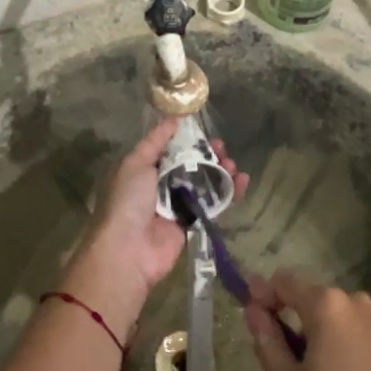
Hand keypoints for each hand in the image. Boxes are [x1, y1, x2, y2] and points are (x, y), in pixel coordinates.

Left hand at [61, 121, 249, 316]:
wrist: (129, 251)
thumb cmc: (128, 201)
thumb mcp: (136, 163)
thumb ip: (155, 142)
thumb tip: (173, 119)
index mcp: (143, 170)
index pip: (169, 150)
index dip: (187, 140)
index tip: (205, 132)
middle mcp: (160, 187)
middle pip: (190, 166)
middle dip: (207, 155)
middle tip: (223, 147)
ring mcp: (177, 206)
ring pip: (204, 184)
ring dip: (220, 172)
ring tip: (233, 163)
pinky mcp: (193, 225)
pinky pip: (213, 206)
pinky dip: (229, 194)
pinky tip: (242, 181)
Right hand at [245, 271, 370, 370]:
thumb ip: (267, 342)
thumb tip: (253, 309)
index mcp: (327, 305)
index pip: (284, 280)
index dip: (264, 293)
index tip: (251, 313)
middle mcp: (357, 303)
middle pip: (314, 301)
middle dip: (296, 321)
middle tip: (287, 361)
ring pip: (341, 321)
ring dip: (325, 337)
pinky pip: (365, 338)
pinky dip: (351, 350)